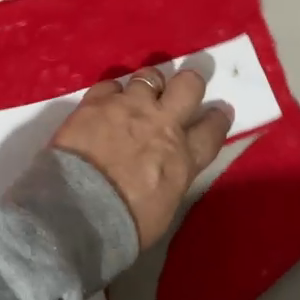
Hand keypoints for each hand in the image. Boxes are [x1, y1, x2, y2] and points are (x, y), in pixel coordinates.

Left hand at [50, 65, 233, 248]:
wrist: (79, 208)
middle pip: (188, 85)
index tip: (220, 111)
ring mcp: (129, 107)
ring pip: (149, 76)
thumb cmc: (125, 223)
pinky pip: (111, 84)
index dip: (218, 118)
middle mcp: (161, 123)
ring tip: (141, 92)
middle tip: (181, 89)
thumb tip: (167, 170)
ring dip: (148, 83)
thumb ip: (171, 178)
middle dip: (189, 83)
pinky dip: (111, 92)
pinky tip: (106, 102)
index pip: (212, 130)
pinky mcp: (97, 101)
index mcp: (182, 157)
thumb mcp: (164, 208)